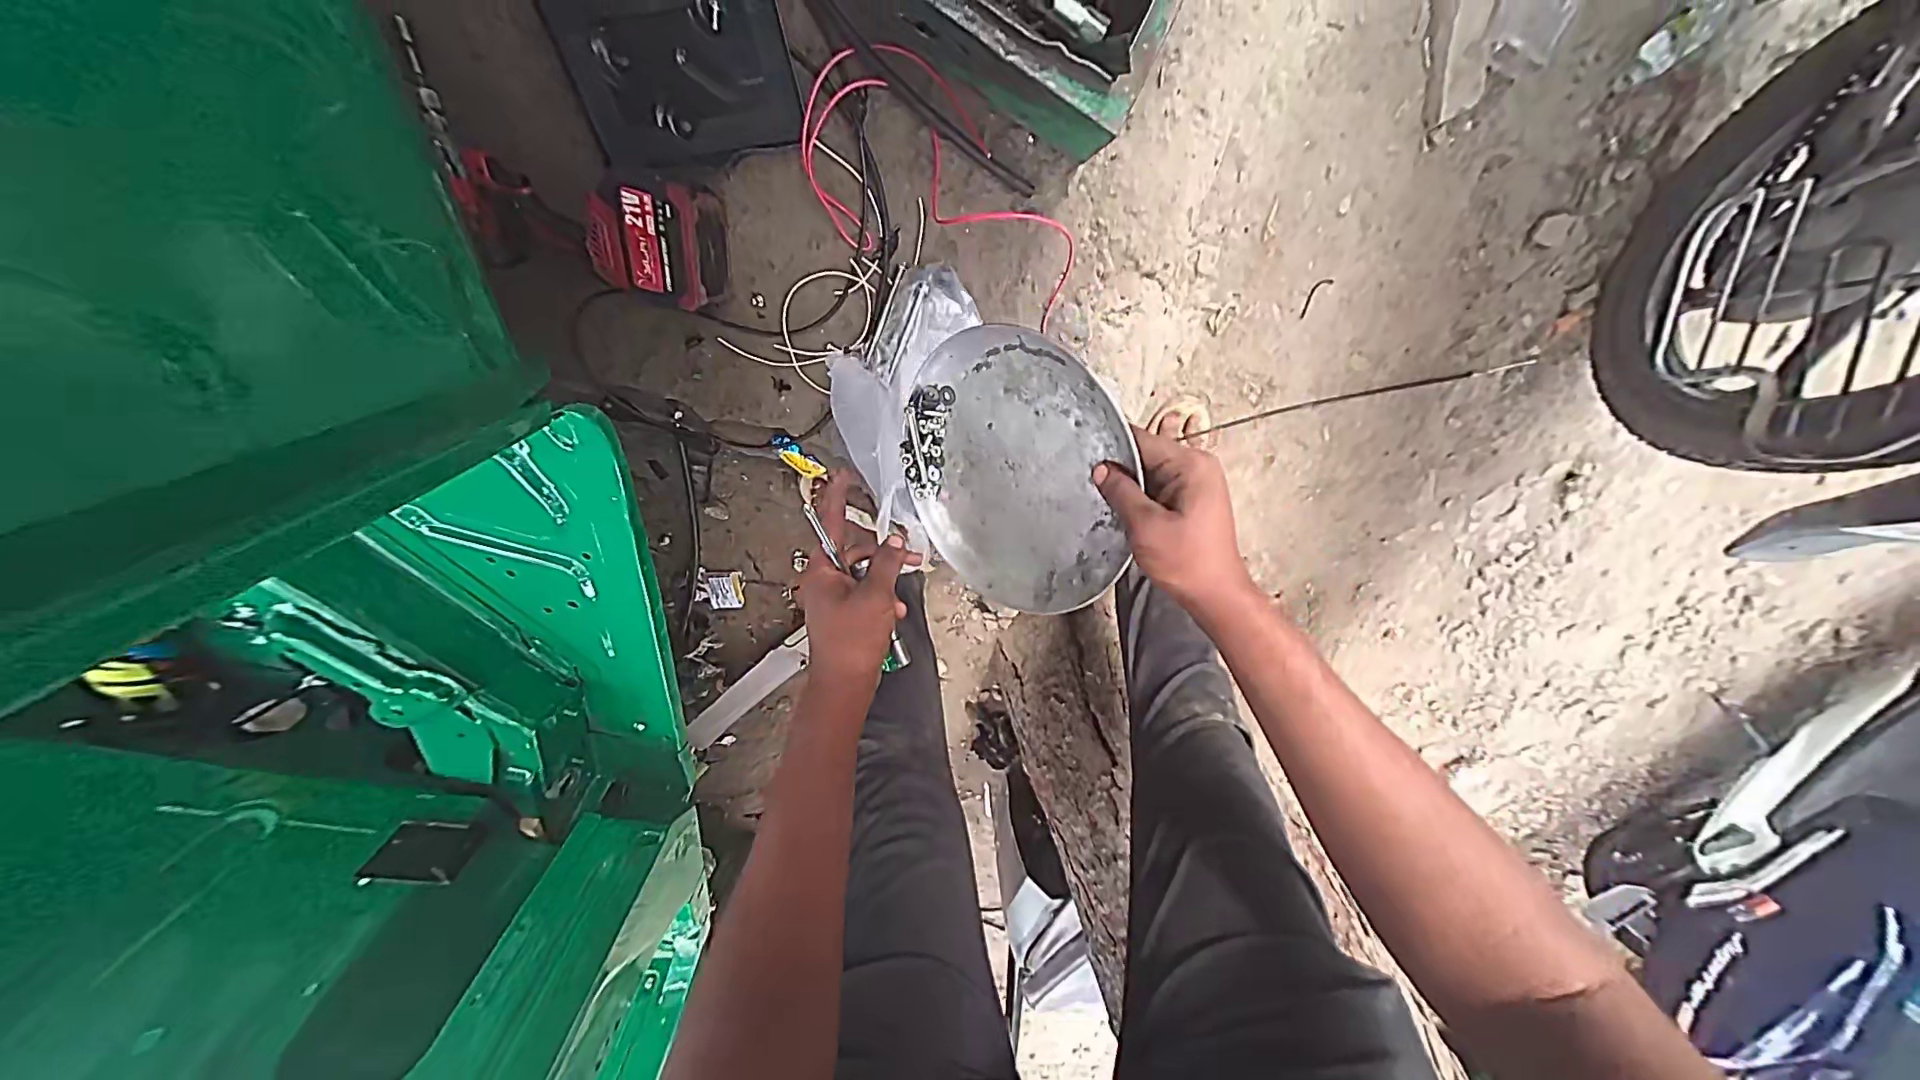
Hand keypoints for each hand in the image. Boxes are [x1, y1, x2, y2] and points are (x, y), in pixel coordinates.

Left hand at [797, 472, 914, 681]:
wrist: (845, 682)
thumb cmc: (852, 642)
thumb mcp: (877, 596)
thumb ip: (888, 563)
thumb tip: (896, 541)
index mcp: (822, 569)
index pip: (828, 521)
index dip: (837, 495)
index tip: (844, 476)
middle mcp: (823, 578)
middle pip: (853, 547)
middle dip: (882, 549)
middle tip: (907, 551)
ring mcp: (832, 594)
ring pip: (861, 569)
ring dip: (885, 574)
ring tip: (903, 586)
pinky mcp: (842, 609)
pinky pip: (863, 588)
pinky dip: (880, 593)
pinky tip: (894, 608)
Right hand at [1093, 424, 1256, 615]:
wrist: (1216, 595)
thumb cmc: (1188, 563)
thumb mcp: (1145, 525)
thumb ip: (1121, 492)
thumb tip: (1102, 469)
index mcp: (1191, 465)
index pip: (1142, 440)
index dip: (1112, 447)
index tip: (1085, 455)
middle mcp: (1197, 467)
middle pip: (1145, 454)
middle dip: (1119, 468)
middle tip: (1092, 484)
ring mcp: (1196, 483)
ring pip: (1149, 472)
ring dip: (1129, 486)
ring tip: (1106, 499)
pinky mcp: (1190, 499)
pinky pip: (1157, 487)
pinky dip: (1140, 497)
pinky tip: (1126, 511)